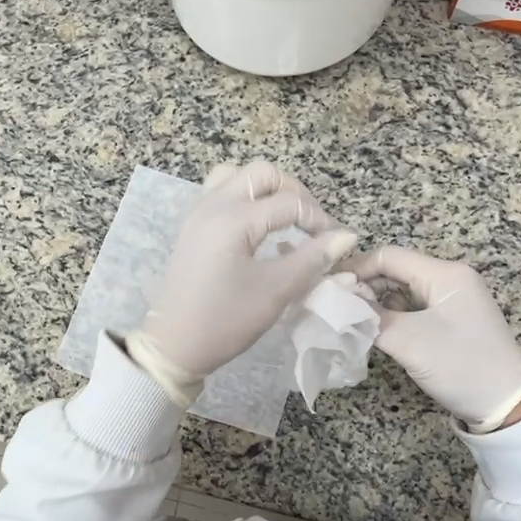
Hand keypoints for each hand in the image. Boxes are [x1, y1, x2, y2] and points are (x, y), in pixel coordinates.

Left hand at [128, 162, 357, 405]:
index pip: (289, 203)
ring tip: (284, 219)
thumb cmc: (225, 320)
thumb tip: (346, 236)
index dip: (319, 220)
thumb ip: (312, 259)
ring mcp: (198, 214)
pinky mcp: (192, 228)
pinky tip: (259, 229)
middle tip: (311, 224)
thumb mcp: (275, 291)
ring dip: (265, 190)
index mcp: (233, 219)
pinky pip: (221, 194)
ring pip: (236, 177)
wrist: (174, 346)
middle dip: (293, 193)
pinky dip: (245, 200)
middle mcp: (213, 206)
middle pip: (261, 174)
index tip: (337, 241)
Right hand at [345, 246, 520, 429]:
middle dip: (364, 286)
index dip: (356, 269)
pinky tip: (374, 330)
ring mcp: (452, 300)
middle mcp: (450, 279)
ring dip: (376, 302)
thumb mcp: (409, 340)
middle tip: (337, 308)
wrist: (506, 404)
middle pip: (395, 270)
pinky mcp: (452, 320)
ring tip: (351, 320)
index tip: (328, 290)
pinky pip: (414, 307)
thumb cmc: (460, 365)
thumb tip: (337, 301)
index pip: (389, 256)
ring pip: (402, 290)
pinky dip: (392, 315)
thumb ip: (370, 316)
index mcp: (444, 274)